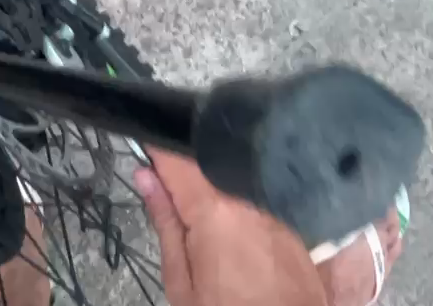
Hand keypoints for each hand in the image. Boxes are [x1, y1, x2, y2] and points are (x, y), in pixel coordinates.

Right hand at [135, 149, 329, 305]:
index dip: (157, 150)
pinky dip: (237, 201)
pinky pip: (254, 194)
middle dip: (184, 172)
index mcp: (212, 210)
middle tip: (172, 200)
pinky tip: (235, 234)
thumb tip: (144, 175)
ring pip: (230, 177)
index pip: (176, 159)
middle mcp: (245, 196)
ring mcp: (271, 206)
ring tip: (205, 223)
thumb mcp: (181, 284)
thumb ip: (164, 222)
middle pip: (205, 165)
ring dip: (212, 185)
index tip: (143, 149)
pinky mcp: (289, 220)